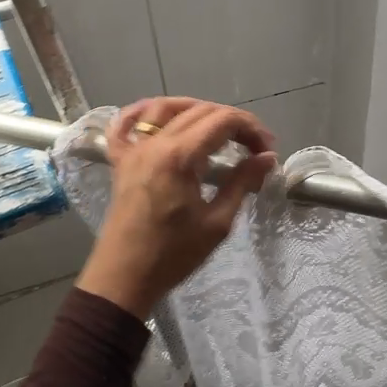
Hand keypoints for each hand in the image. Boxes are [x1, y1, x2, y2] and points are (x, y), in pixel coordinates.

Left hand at [74, 98, 277, 317]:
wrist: (124, 277)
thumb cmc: (174, 255)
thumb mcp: (217, 222)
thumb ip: (241, 183)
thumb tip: (266, 158)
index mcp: (181, 157)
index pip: (223, 121)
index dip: (251, 128)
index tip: (266, 150)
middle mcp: (155, 144)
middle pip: (199, 112)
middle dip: (232, 122)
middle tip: (252, 146)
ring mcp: (133, 150)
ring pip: (163, 109)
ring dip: (194, 109)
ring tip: (216, 126)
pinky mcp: (120, 162)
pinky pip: (125, 125)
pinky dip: (141, 113)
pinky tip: (157, 116)